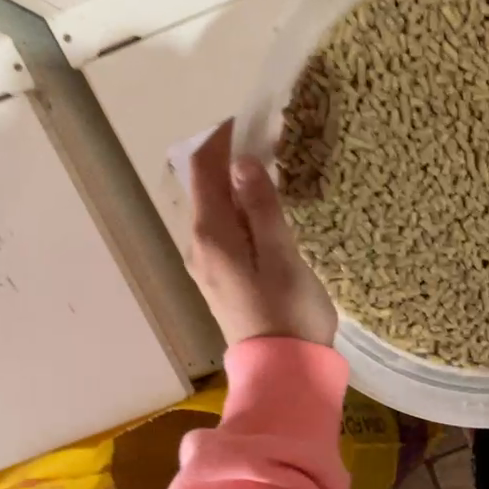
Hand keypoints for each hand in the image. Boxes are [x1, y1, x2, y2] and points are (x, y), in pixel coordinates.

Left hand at [188, 118, 336, 347]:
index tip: (255, 116)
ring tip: (271, 164)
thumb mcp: (282, 256)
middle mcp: (199, 244)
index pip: (205, 168)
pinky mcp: (222, 276)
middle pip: (204, 184)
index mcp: (212, 235)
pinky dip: (238, 204)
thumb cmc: (289, 313)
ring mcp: (207, 263)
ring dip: (235, 180)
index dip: (224, 136)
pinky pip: (222, 225)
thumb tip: (241, 161)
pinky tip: (264, 206)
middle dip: (229, 154)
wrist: (284, 371)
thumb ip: (261, 207)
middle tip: (269, 136)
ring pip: (213, 205)